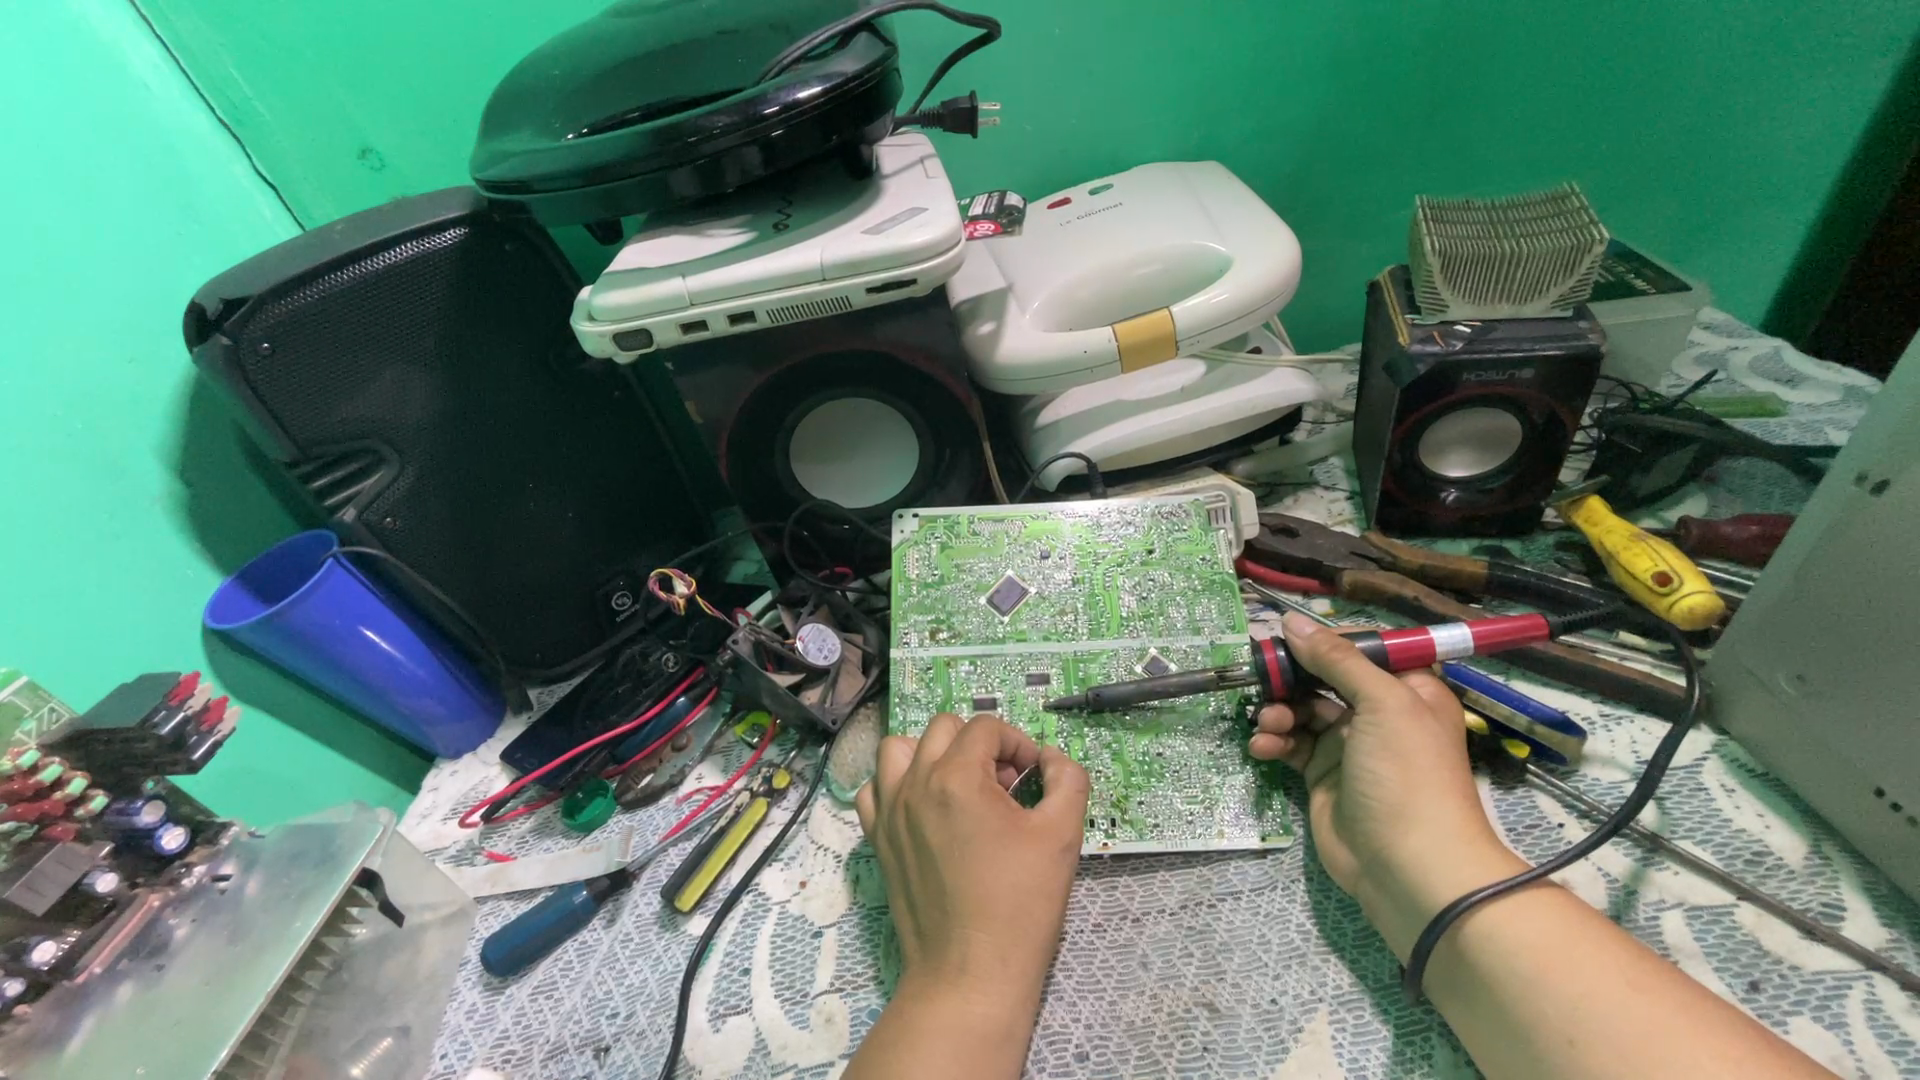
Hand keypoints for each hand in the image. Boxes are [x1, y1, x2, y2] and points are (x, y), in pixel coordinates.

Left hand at [856, 713, 1089, 1012]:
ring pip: (899, 748)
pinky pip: (875, 788)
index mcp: (957, 776)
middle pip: (943, 727)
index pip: (986, 727)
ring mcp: (889, 810)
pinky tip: (924, 811)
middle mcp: (914, 782)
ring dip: (931, 754)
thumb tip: (1049, 759)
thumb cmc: (1020, 904)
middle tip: (1002, 786)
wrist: (969, 974)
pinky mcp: (877, 838)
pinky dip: (897, 785)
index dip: (1017, 743)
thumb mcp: (1062, 835)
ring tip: (959, 788)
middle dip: (978, 745)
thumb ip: (1067, 779)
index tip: (1033, 777)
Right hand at [1249, 613, 1526, 957]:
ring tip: (1268, 722)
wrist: (1409, 867)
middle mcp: (1378, 714)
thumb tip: (1291, 621)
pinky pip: (1290, 744)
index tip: (1289, 638)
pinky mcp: (1322, 775)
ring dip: (1278, 710)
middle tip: (1261, 674)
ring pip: (1302, 710)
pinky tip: (1262, 747)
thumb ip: (1336, 660)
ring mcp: (1349, 746)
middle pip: (1325, 678)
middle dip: (1292, 676)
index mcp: (1407, 691)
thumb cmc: (1406, 774)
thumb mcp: (1381, 703)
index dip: (1327, 642)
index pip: (1363, 649)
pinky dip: (1273, 742)